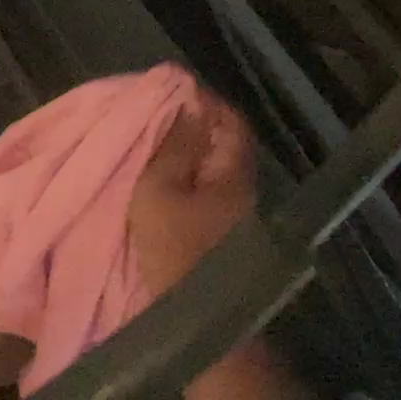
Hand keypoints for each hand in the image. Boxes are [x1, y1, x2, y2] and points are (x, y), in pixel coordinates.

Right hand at [127, 95, 258, 294]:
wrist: (193, 313)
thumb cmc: (173, 244)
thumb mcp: (160, 188)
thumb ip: (175, 145)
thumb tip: (189, 104)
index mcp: (233, 174)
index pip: (232, 121)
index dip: (206, 99)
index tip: (173, 88)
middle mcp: (244, 188)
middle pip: (227, 141)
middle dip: (196, 121)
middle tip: (159, 110)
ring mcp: (238, 211)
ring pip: (218, 163)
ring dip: (191, 146)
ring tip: (156, 137)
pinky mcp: (225, 228)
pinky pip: (211, 183)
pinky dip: (190, 168)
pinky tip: (166, 171)